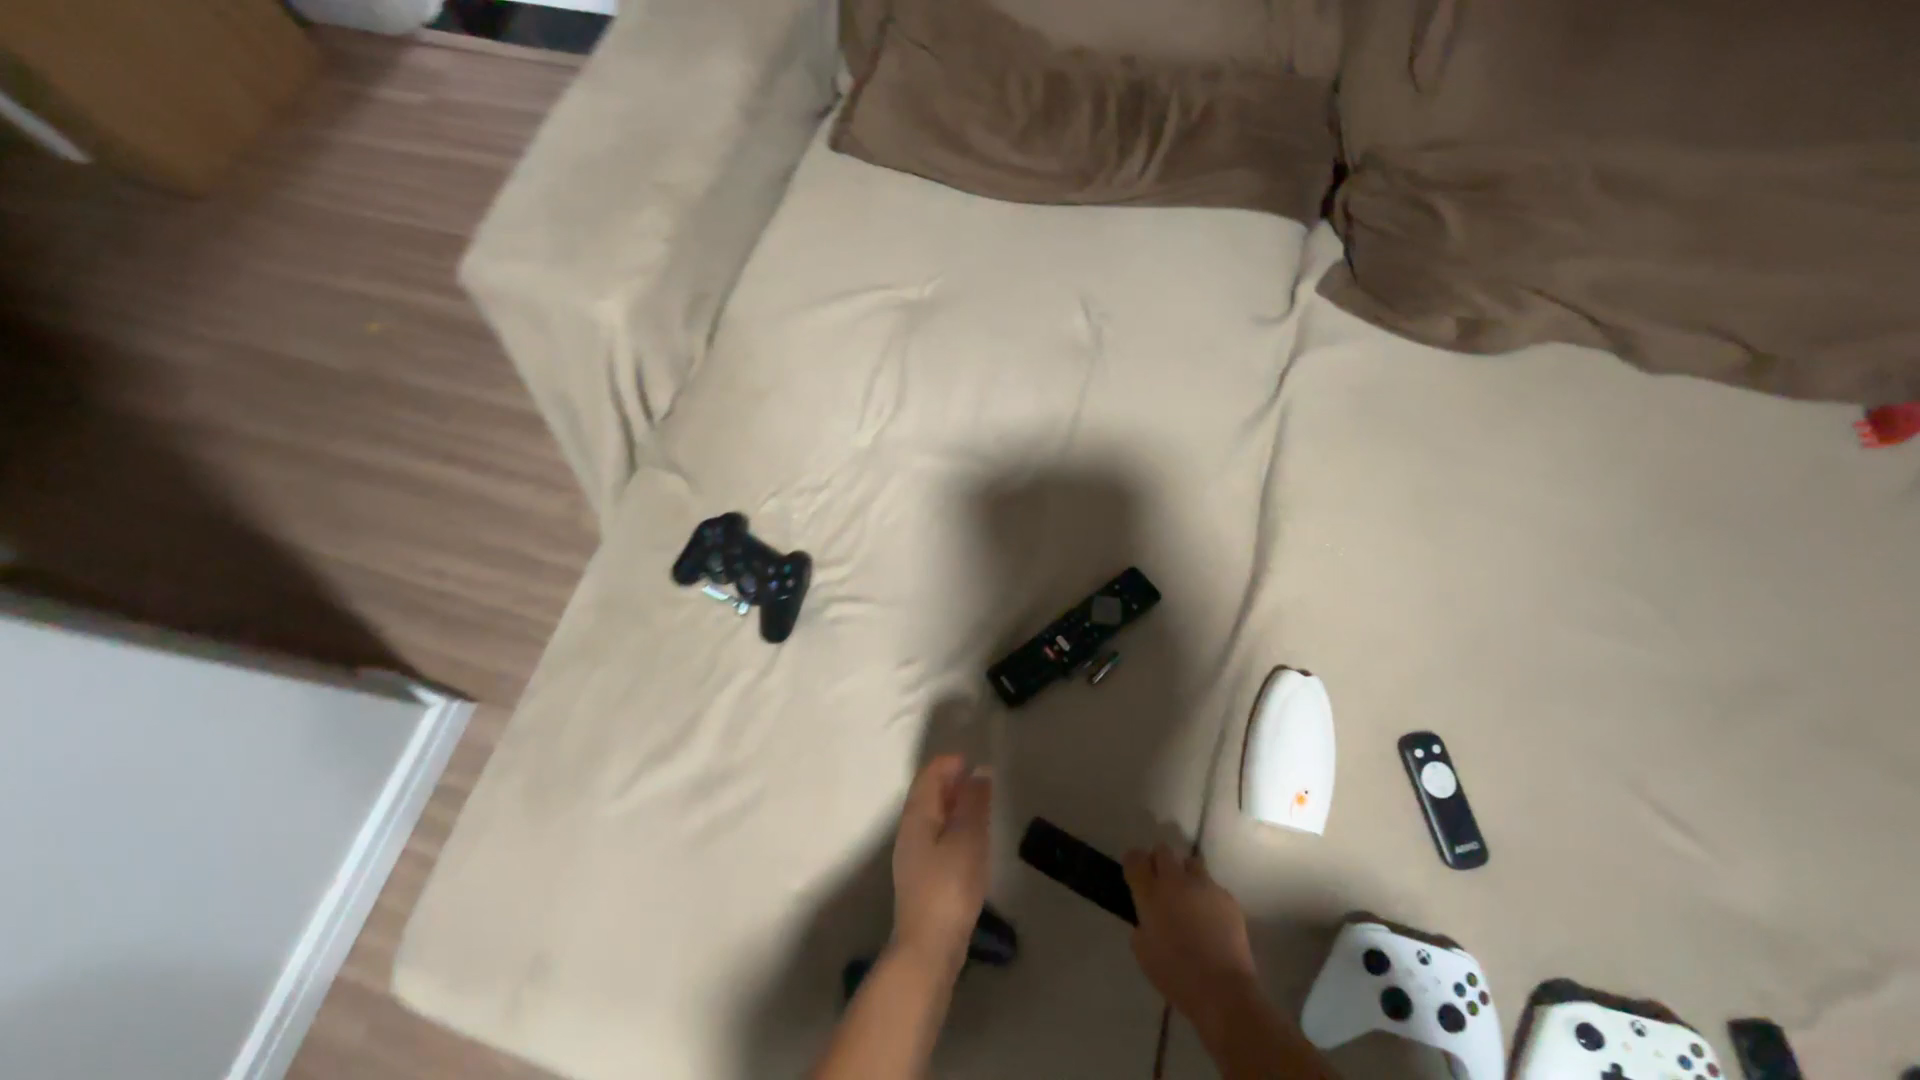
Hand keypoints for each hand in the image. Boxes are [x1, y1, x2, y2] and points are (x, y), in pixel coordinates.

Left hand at [890, 755, 991, 971]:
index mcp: (917, 817)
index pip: (927, 778)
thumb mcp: (968, 839)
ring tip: (979, 804)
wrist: (929, 946)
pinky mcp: (923, 878)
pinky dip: (953, 827)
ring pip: (931, 818)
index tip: (971, 759)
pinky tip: (970, 840)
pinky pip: (936, 838)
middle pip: (926, 796)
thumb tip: (979, 771)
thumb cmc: (949, 886)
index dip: (947, 764)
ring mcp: (913, 857)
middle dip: (950, 782)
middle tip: (979, 778)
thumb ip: (974, 803)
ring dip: (952, 805)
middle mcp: (909, 832)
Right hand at [1123, 844, 1260, 1029]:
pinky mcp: (1228, 898)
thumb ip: (1141, 923)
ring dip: (1184, 875)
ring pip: (1191, 863)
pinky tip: (1209, 920)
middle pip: (1163, 851)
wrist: (1222, 989)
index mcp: (1151, 893)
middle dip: (1158, 862)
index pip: (1135, 858)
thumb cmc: (1174, 974)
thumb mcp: (1142, 950)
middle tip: (1160, 884)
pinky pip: (1212, 887)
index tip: (1134, 873)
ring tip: (1187, 899)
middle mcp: (1177, 881)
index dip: (1133, 862)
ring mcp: (1206, 887)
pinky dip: (1206, 896)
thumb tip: (1149, 917)